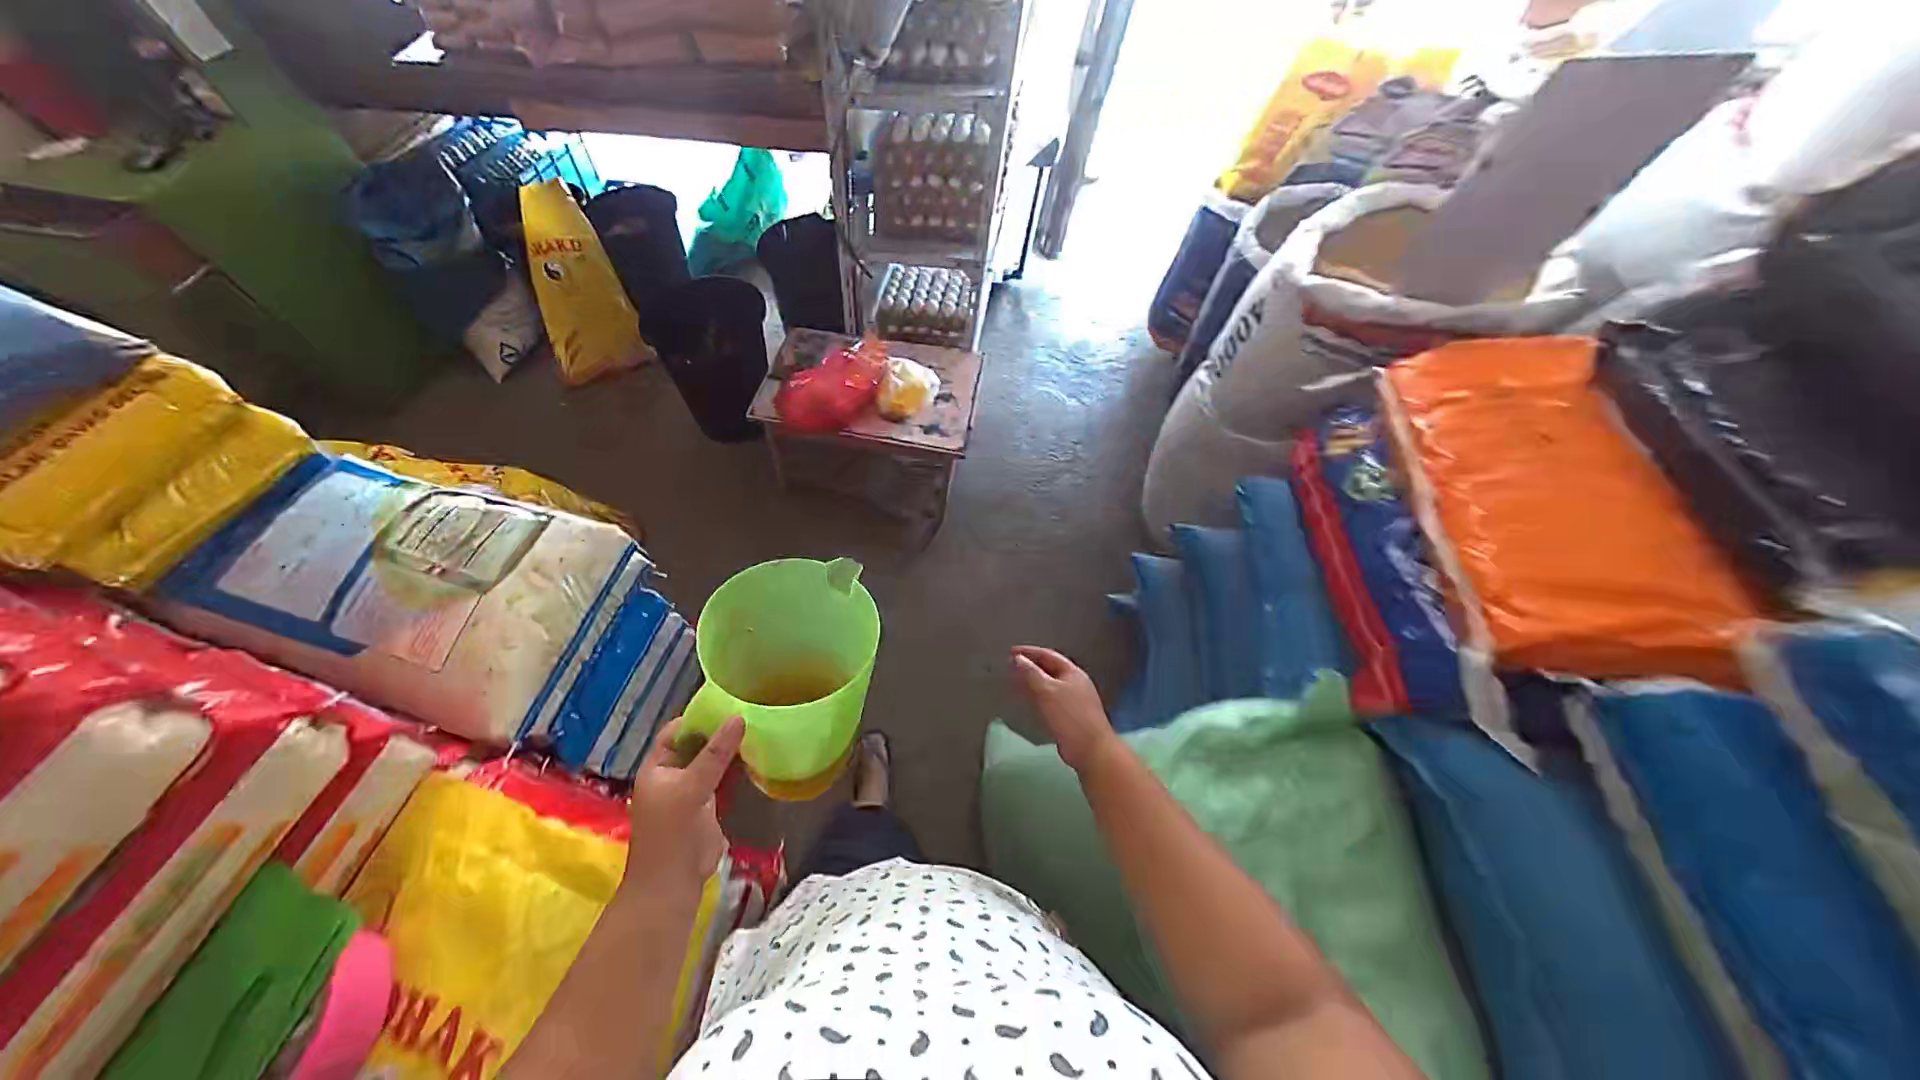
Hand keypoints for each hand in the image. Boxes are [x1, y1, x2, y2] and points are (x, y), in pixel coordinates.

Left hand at [625, 715, 744, 890]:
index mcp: (658, 767)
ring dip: (730, 748)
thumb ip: (715, 754)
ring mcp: (691, 790)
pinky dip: (736, 766)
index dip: (698, 718)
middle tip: (750, 712)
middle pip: (696, 744)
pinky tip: (756, 754)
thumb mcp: (692, 787)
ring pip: (712, 760)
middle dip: (718, 731)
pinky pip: (723, 777)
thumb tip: (738, 718)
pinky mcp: (709, 804)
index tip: (728, 704)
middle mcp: (673, 775)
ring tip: (758, 728)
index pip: (676, 731)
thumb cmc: (672, 833)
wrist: (673, 883)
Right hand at [1011, 646, 1118, 771]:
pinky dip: (1038, 696)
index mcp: (1073, 673)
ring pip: (1050, 685)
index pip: (1048, 655)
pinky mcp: (1071, 716)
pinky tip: (1029, 702)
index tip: (1011, 652)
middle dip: (1031, 666)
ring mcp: (1075, 700)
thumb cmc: (1069, 716)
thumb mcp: (1047, 691)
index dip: (1029, 652)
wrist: (1090, 749)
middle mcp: (1075, 683)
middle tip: (1012, 665)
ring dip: (1033, 681)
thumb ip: (1031, 673)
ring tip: (1016, 681)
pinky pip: (1051, 699)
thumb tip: (1018, 658)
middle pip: (1050, 669)